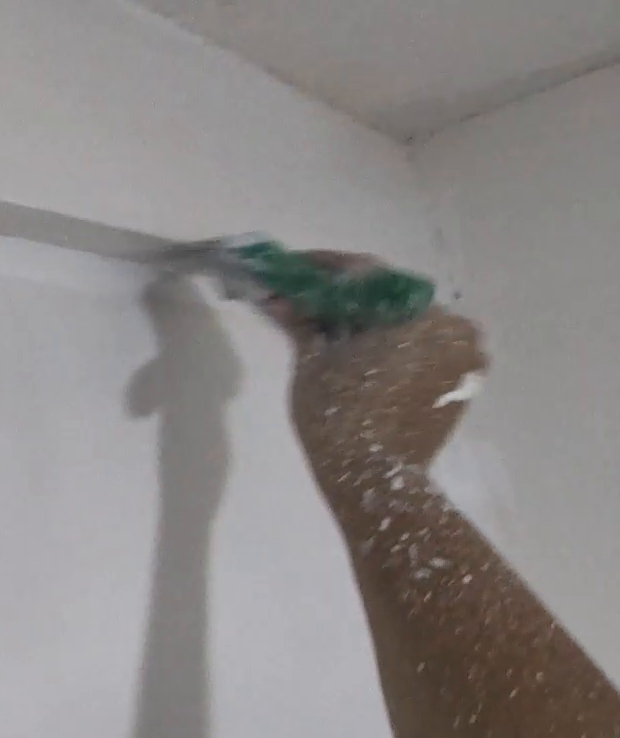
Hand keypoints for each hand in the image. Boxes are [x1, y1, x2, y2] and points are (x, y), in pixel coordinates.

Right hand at [265, 252, 487, 472]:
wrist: (371, 472)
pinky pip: (415, 346)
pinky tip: (347, 348)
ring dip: (360, 319)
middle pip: (386, 298)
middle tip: (298, 296)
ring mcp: (459, 354)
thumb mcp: (310, 362)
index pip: (365, 275)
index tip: (290, 265)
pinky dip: (381, 341)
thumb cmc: (337, 414)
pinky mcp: (456, 378)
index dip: (322, 267)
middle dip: (340, 295)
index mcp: (417, 315)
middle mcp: (450, 326)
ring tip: (318, 324)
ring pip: (400, 322)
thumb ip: (301, 322)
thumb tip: (278, 296)